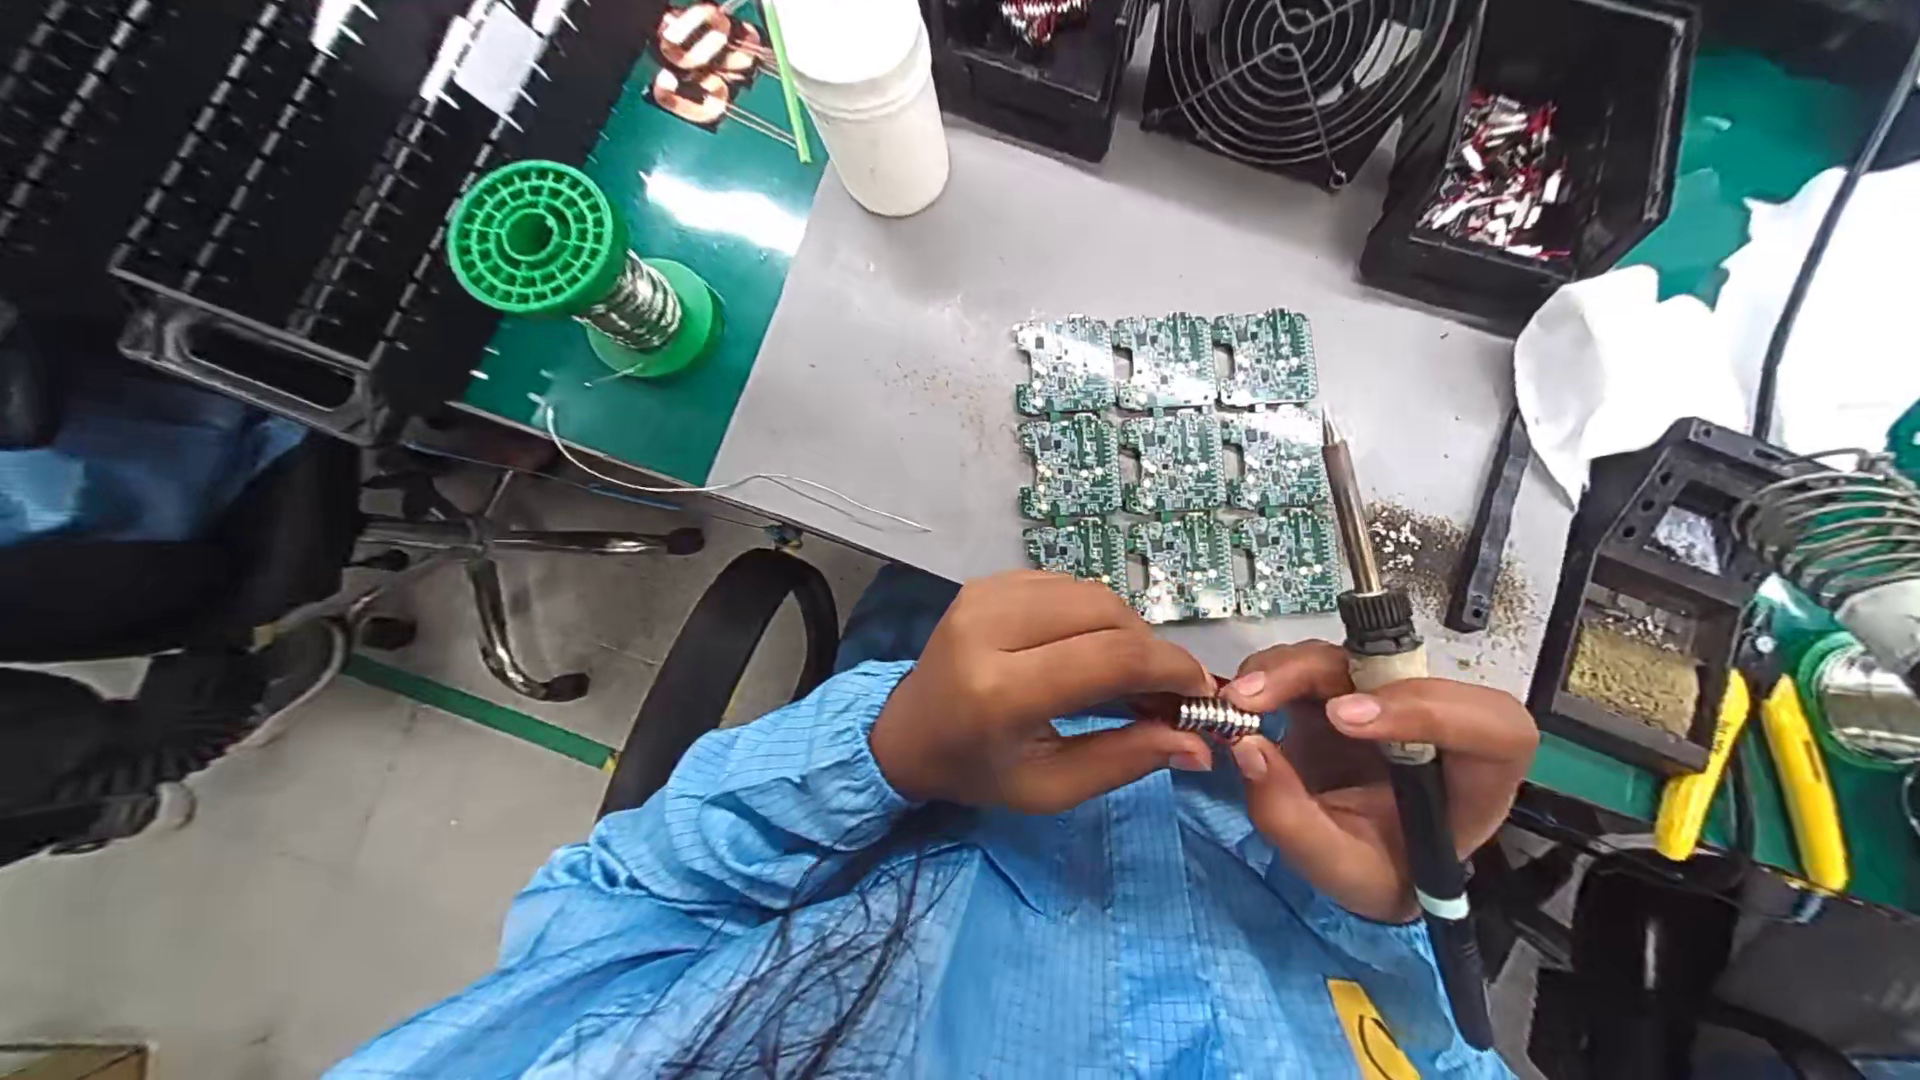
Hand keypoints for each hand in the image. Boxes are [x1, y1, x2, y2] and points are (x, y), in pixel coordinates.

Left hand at [870, 571, 1216, 812]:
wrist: (906, 731)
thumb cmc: (975, 771)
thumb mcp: (1048, 787)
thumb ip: (1124, 761)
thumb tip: (1200, 743)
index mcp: (1000, 689)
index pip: (1110, 657)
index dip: (1170, 668)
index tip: (1199, 692)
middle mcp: (989, 627)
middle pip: (1106, 612)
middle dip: (1150, 648)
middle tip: (1162, 688)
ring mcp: (983, 595)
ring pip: (1089, 591)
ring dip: (1123, 628)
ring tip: (1125, 671)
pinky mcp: (985, 583)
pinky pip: (1063, 584)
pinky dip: (1090, 613)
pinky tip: (1086, 646)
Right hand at [1221, 641, 1536, 921]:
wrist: (1359, 857)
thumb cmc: (1374, 868)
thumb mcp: (1341, 868)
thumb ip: (1295, 821)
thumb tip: (1245, 746)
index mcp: (1470, 773)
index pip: (1485, 723)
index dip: (1422, 708)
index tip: (1341, 719)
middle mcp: (1428, 718)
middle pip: (1388, 667)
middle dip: (1313, 673)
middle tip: (1251, 697)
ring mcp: (1377, 695)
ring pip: (1337, 656)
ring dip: (1281, 669)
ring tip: (1236, 701)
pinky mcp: (1336, 687)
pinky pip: (1303, 662)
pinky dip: (1266, 673)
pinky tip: (1240, 699)